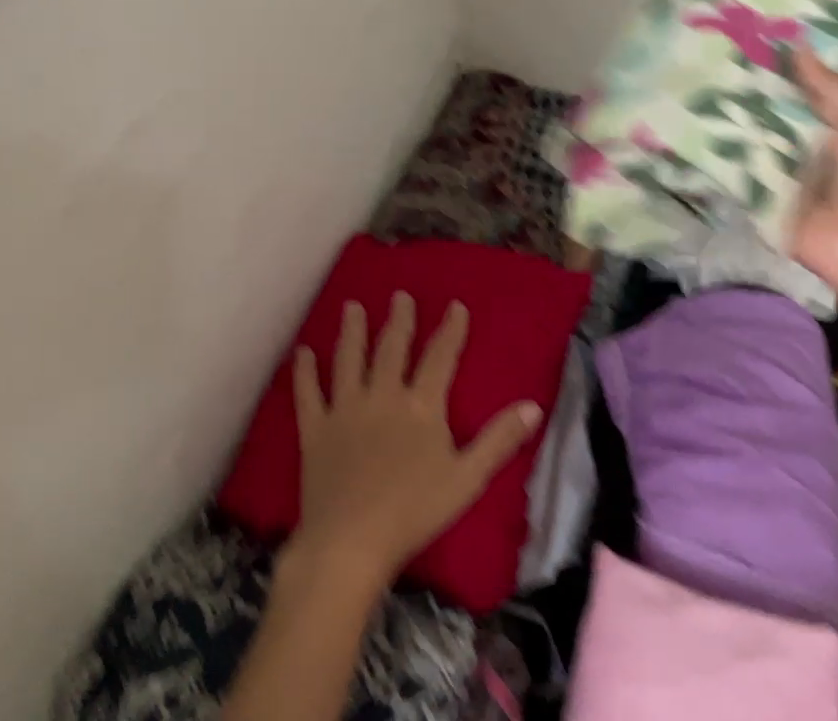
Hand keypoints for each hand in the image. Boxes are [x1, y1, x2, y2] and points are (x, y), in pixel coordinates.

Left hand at [288, 292, 542, 578]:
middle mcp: (383, 397)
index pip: (440, 357)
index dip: (450, 330)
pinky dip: (305, 371)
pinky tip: (303, 353)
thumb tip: (534, 406)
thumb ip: (499, 440)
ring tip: (352, 307)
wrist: (350, 542)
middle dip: (399, 320)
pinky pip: (308, 393)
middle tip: (400, 295)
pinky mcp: (315, 431)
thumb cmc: (415, 512)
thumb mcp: (468, 478)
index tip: (455, 305)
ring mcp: (345, 411)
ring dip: (353, 332)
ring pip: (349, 361)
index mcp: (423, 407)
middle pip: (392, 349)